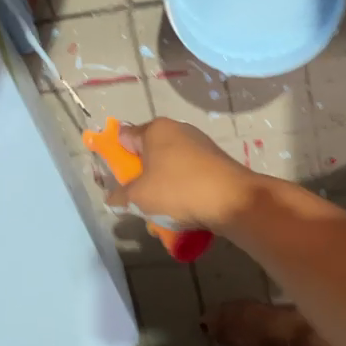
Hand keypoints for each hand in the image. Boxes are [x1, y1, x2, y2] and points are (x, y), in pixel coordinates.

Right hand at [105, 118, 263, 231]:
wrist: (233, 200)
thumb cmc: (178, 190)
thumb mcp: (138, 197)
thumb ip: (120, 195)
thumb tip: (112, 197)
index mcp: (156, 130)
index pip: (125, 137)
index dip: (116, 156)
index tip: (115, 178)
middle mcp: (178, 130)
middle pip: (149, 154)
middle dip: (142, 179)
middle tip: (139, 201)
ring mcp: (200, 145)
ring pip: (170, 168)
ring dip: (162, 190)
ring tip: (163, 215)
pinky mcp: (216, 162)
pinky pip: (190, 176)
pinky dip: (183, 192)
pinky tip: (184, 213)